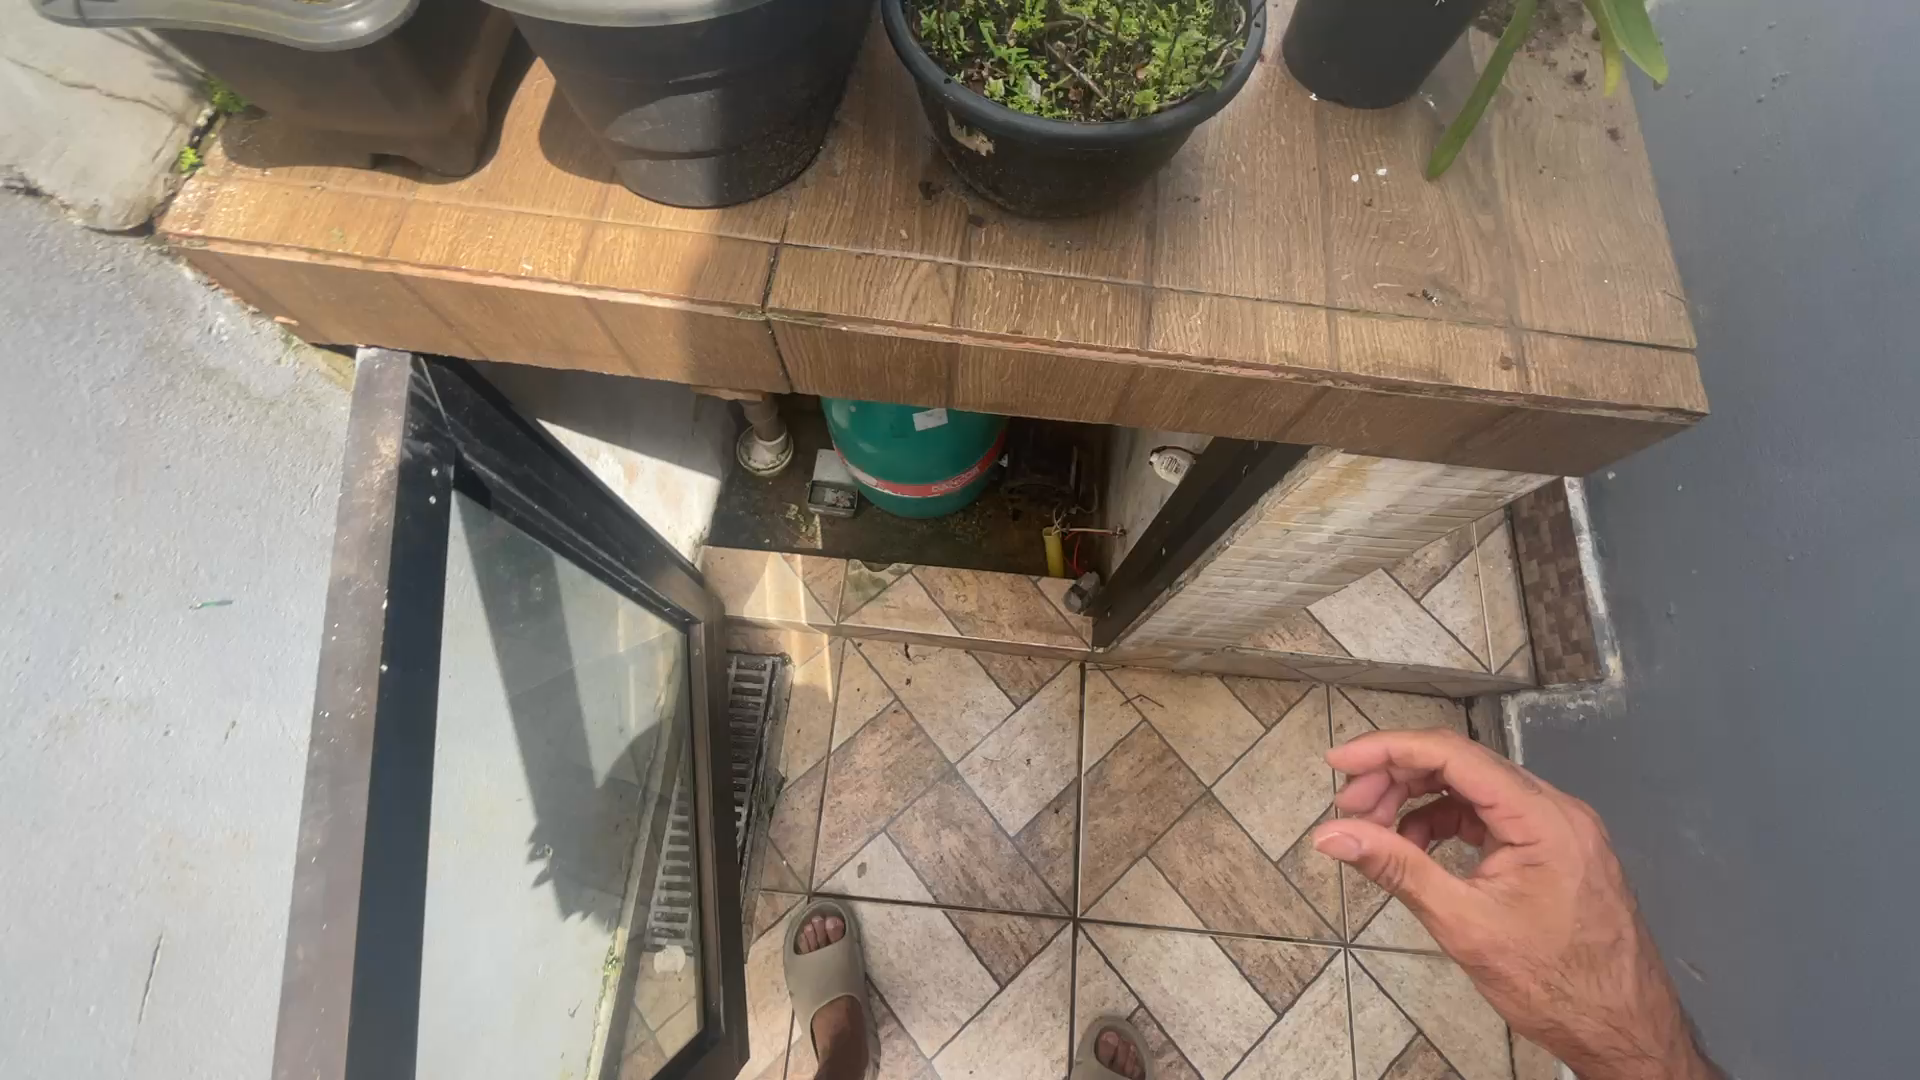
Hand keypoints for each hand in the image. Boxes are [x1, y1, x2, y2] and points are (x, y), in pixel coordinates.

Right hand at [1310, 728, 1718, 1079]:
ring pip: (1464, 784)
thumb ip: (1394, 867)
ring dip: (1411, 797)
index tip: (1337, 761)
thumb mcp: (1463, 924)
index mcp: (1542, 818)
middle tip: (1347, 806)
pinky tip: (1410, 846)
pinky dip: (1436, 819)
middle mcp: (1552, 808)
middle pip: (1455, 762)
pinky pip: (1479, 811)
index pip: (1452, 754)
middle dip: (1393, 777)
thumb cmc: (1554, 986)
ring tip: (1370, 825)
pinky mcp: (1545, 845)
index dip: (1387, 749)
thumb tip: (1328, 835)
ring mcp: (1552, 825)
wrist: (1628, 1041)